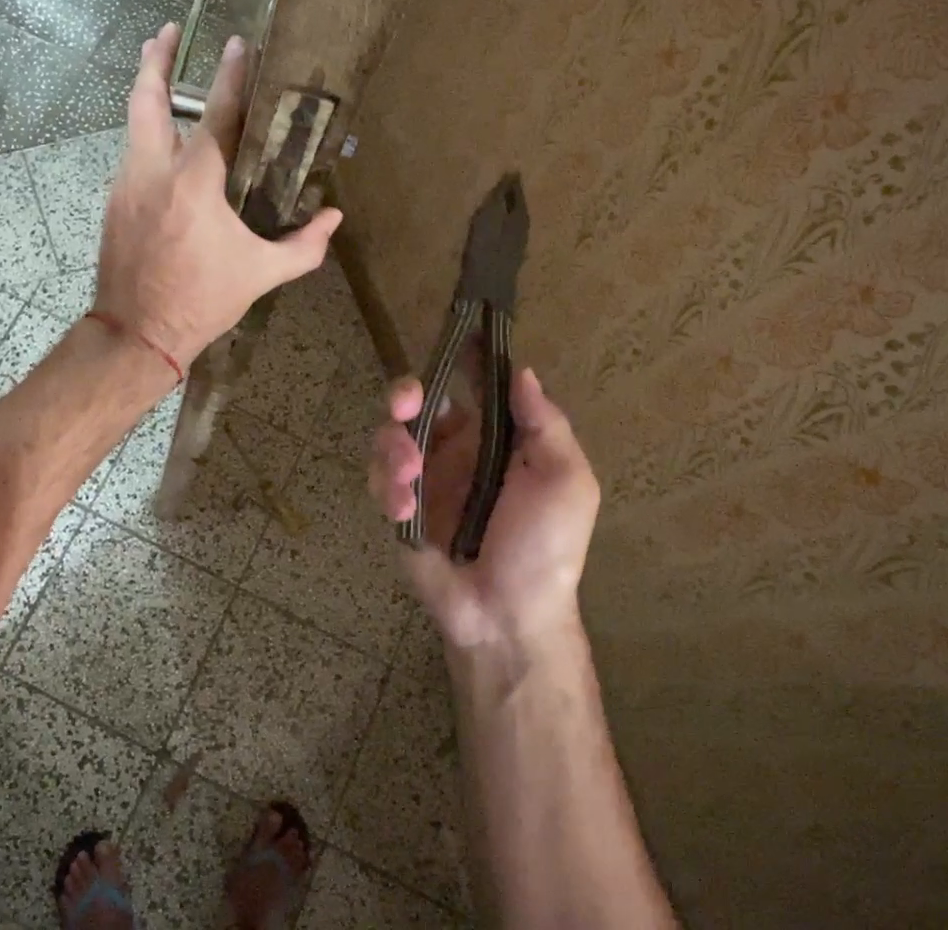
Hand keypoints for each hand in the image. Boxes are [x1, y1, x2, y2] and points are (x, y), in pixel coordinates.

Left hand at [94, 24, 342, 365]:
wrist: (135, 334)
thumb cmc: (200, 302)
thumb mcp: (260, 275)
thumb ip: (303, 246)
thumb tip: (334, 219)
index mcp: (194, 183)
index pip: (215, 114)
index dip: (230, 75)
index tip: (238, 42)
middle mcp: (153, 172)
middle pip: (147, 100)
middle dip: (155, 60)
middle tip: (167, 31)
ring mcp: (126, 186)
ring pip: (133, 126)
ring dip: (147, 96)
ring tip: (159, 73)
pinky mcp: (113, 204)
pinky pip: (132, 158)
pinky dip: (146, 140)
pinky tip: (162, 147)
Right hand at [369, 367, 599, 652]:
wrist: (504, 614)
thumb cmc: (545, 548)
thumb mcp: (567, 482)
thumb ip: (545, 425)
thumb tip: (522, 370)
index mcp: (500, 441)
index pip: (477, 387)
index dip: (463, 359)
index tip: (451, 334)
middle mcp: (458, 452)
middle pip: (420, 404)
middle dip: (404, 395)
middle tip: (403, 405)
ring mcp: (426, 480)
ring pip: (391, 437)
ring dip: (394, 449)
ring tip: (410, 477)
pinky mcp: (400, 509)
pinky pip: (380, 481)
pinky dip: (388, 489)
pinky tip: (406, 510)